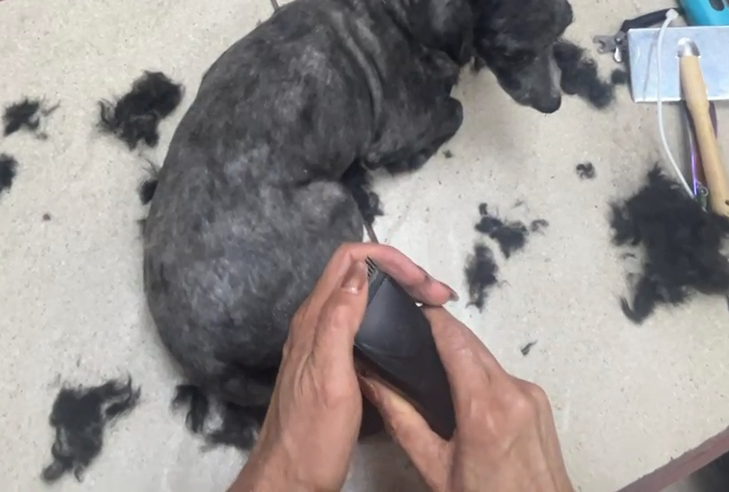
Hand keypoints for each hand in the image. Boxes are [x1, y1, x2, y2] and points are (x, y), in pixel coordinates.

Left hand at [231, 243, 457, 491]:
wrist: (290, 481)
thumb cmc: (312, 435)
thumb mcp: (330, 376)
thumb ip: (339, 320)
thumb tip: (360, 271)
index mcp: (315, 317)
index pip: (350, 260)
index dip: (388, 259)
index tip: (422, 281)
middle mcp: (316, 320)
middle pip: (358, 272)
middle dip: (401, 272)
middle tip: (438, 295)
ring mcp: (322, 340)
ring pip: (362, 294)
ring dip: (398, 291)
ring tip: (431, 307)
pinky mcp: (331, 360)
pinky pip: (362, 319)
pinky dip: (390, 314)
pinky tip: (407, 332)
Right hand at [361, 308, 574, 491]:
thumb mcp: (435, 470)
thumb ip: (403, 420)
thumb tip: (374, 382)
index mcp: (484, 410)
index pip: (455, 339)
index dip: (432, 318)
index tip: (412, 309)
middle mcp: (513, 393)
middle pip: (472, 343)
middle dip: (444, 335)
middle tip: (414, 338)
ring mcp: (531, 395)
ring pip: (488, 358)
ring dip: (464, 357)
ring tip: (437, 373)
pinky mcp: (540, 401)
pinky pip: (504, 376)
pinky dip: (484, 378)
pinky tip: (468, 398)